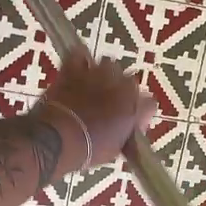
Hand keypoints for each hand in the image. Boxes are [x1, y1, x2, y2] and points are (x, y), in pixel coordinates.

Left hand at [37, 47, 154, 170]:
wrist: (56, 139)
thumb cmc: (87, 150)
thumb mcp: (114, 149)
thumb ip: (125, 133)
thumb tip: (126, 129)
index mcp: (136, 107)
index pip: (149, 104)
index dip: (138, 113)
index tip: (129, 122)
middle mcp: (122, 84)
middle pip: (129, 82)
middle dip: (120, 92)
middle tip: (107, 106)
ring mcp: (98, 72)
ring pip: (108, 65)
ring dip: (102, 75)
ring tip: (91, 88)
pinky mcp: (75, 67)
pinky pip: (80, 55)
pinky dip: (79, 61)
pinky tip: (75, 71)